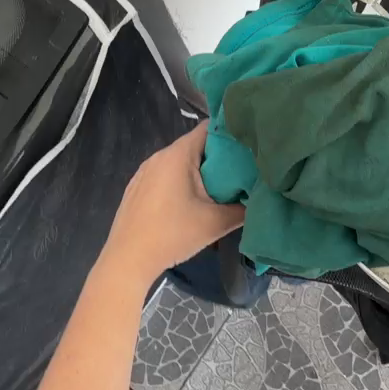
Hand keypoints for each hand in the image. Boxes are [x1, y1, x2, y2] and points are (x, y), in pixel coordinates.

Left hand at [98, 123, 243, 282]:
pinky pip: (165, 174)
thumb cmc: (171, 235)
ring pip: (180, 161)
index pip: (209, 129)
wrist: (127, 260)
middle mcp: (159, 156)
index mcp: (177, 156)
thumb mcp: (214, 224)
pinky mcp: (137, 187)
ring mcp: (144, 171)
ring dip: (199, 171)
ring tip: (219, 187)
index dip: (231, 134)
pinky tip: (189, 201)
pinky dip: (180, 181)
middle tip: (241, 171)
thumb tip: (260, 200)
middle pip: (195, 145)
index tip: (248, 146)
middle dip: (219, 156)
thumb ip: (242, 209)